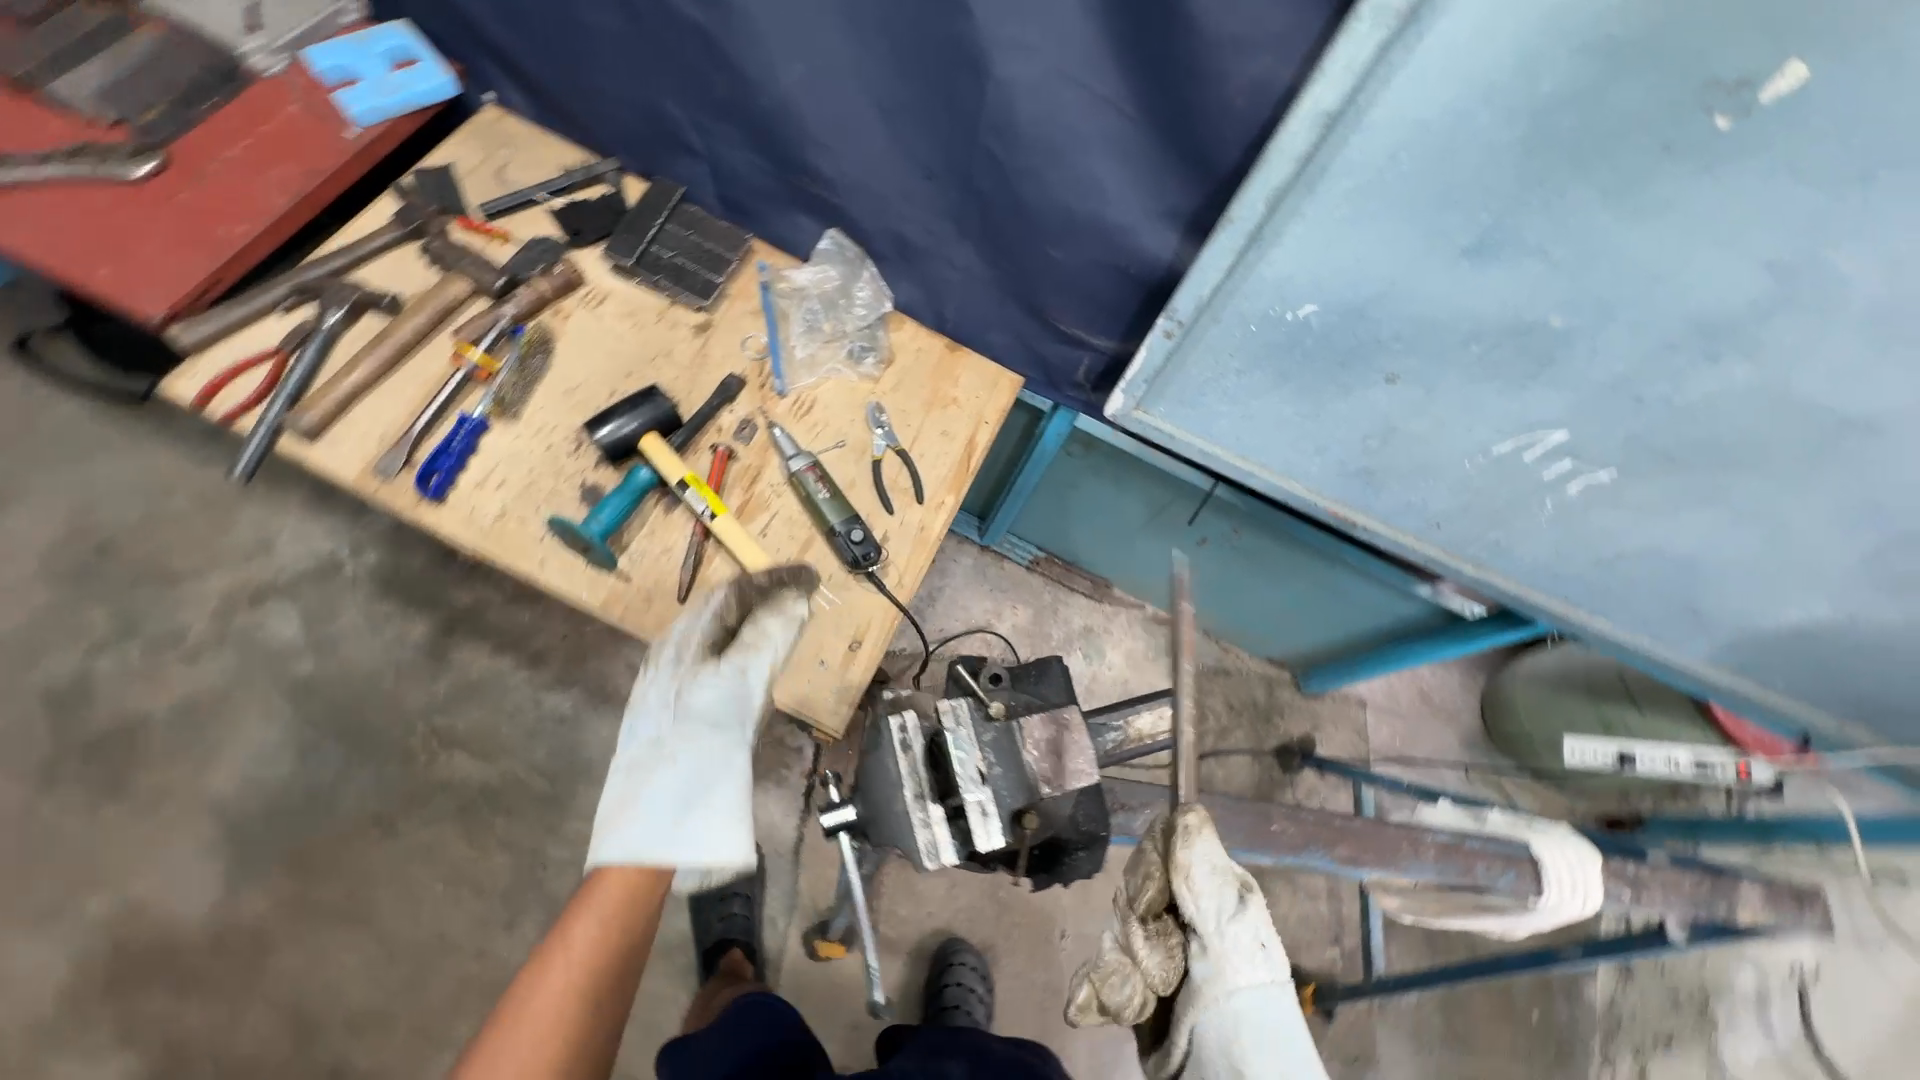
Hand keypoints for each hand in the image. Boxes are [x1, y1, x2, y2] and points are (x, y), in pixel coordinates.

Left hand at [585, 564, 818, 892]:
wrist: (657, 816)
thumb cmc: (704, 748)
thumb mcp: (744, 685)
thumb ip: (768, 636)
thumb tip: (794, 601)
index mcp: (690, 638)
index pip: (737, 590)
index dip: (777, 580)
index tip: (812, 580)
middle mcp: (673, 648)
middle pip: (721, 606)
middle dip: (764, 594)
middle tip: (800, 597)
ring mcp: (665, 674)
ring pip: (710, 629)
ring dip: (748, 617)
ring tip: (780, 622)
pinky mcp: (663, 700)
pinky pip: (702, 653)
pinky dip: (732, 644)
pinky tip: (745, 662)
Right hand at [1066, 804, 1327, 1079]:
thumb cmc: (1239, 1003)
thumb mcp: (1229, 931)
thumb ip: (1201, 871)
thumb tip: (1186, 805)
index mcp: (1211, 891)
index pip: (1156, 852)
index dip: (1147, 878)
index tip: (1153, 906)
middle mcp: (1184, 915)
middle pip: (1130, 894)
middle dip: (1137, 937)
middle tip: (1164, 972)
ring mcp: (1157, 954)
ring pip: (1112, 934)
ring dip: (1125, 973)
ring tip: (1149, 1003)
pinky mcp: (1135, 988)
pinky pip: (1099, 971)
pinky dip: (1101, 993)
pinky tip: (1120, 1011)